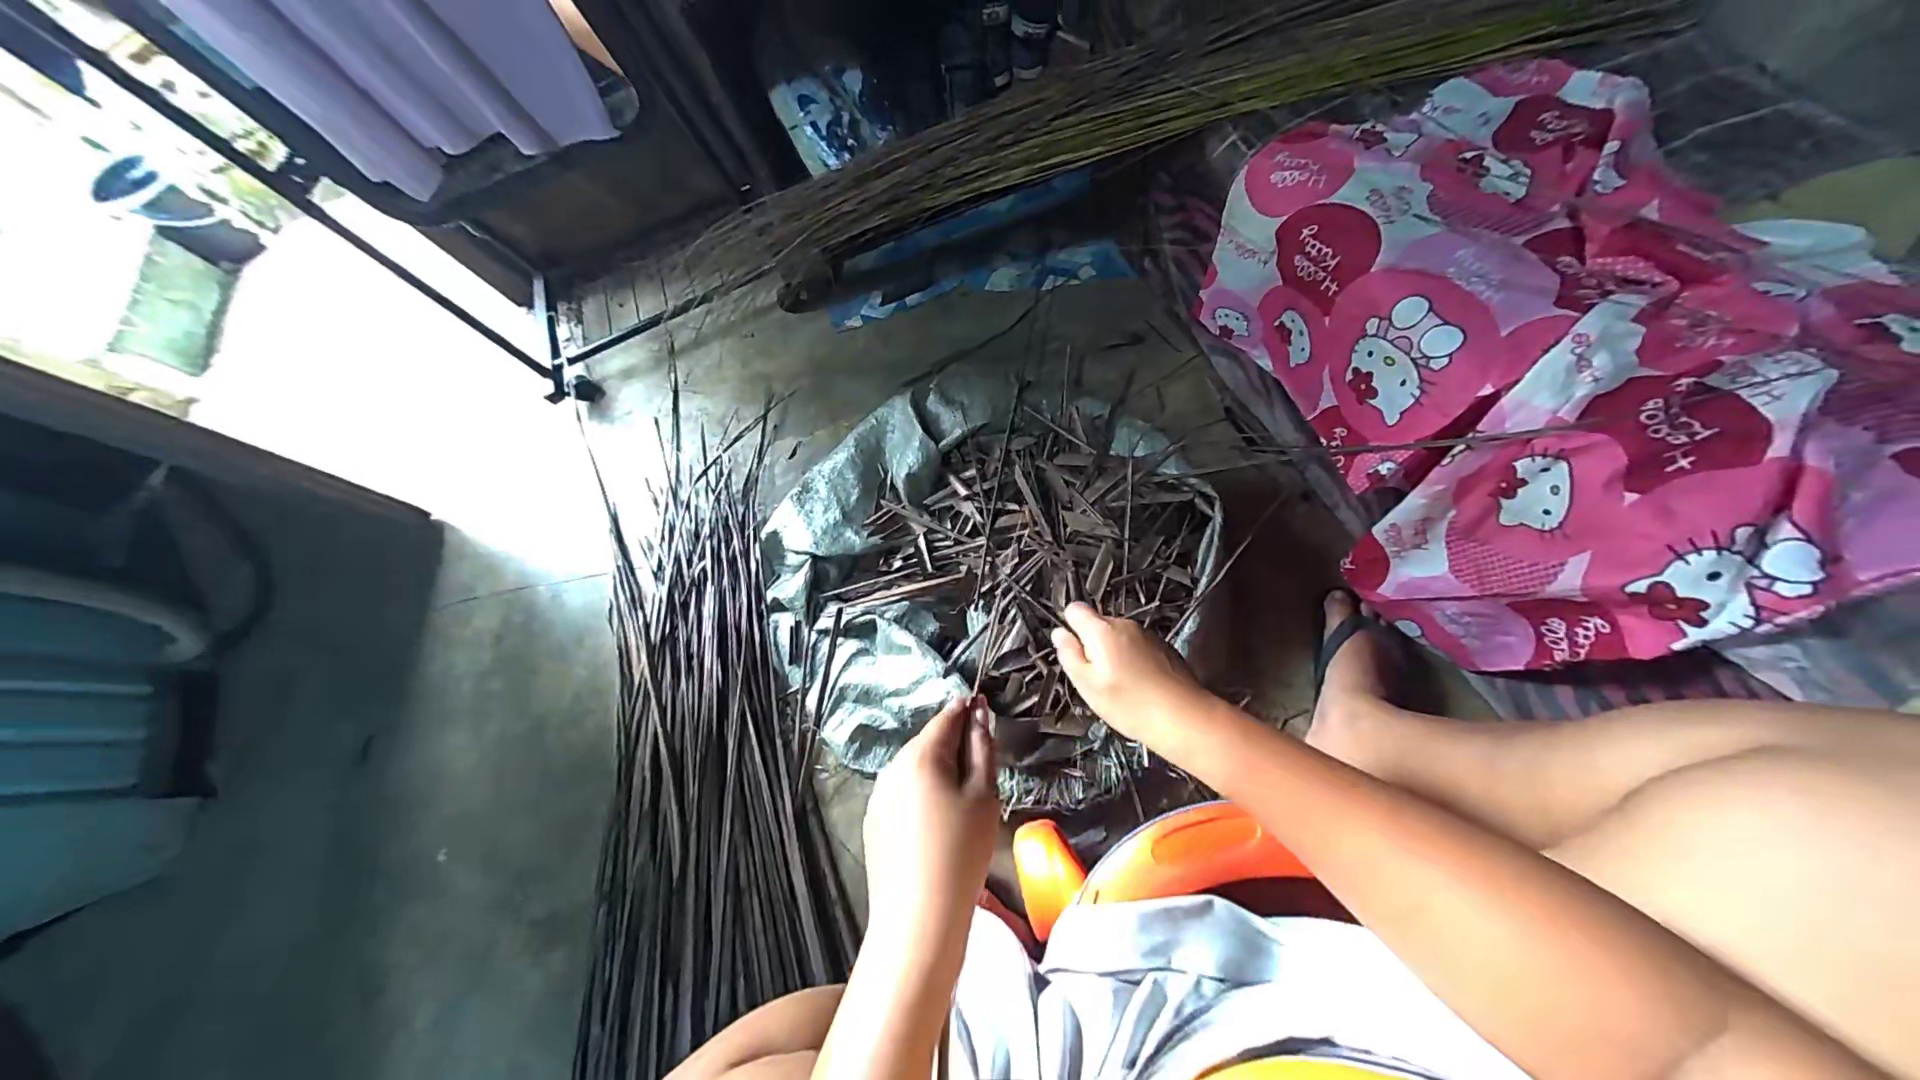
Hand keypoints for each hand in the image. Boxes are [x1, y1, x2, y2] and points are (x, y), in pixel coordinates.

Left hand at [862, 695, 999, 939]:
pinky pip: (903, 794)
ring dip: (938, 772)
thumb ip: (982, 748)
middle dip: (955, 747)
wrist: (919, 917)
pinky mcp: (874, 820)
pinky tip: (936, 830)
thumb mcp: (984, 796)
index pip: (947, 716)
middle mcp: (893, 767)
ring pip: (916, 768)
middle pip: (930, 741)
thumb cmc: (961, 852)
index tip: (986, 713)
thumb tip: (978, 714)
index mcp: (921, 755)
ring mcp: (879, 794)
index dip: (969, 710)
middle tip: (981, 778)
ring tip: (960, 810)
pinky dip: (921, 797)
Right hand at [1051, 601, 1209, 745]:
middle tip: (1095, 678)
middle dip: (1092, 646)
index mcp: (1101, 630)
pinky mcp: (1162, 648)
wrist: (1182, 717)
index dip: (1069, 627)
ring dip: (1113, 656)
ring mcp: (1146, 635)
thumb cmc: (1131, 704)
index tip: (1072, 649)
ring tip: (1118, 686)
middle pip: (1097, 625)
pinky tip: (1136, 687)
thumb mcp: (1086, 683)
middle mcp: (1125, 626)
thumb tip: (1059, 634)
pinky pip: (1136, 648)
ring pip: (1117, 638)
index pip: (1074, 609)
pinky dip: (1132, 662)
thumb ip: (1068, 654)